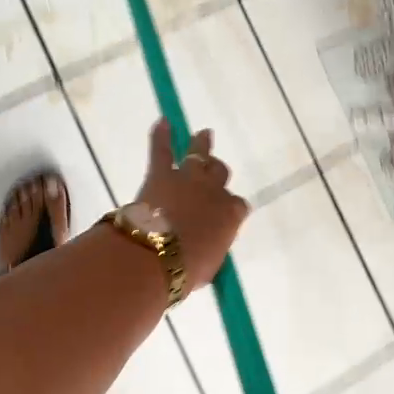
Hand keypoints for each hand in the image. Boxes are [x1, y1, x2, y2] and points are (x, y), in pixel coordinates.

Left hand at [134, 120, 249, 291]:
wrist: (156, 256)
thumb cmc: (185, 271)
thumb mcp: (208, 266)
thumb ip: (210, 250)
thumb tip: (204, 249)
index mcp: (231, 215)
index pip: (237, 207)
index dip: (228, 209)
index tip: (221, 216)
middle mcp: (214, 190)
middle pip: (220, 174)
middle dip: (216, 174)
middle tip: (212, 173)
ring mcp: (188, 177)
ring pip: (199, 154)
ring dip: (201, 144)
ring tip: (203, 134)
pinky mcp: (162, 173)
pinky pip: (162, 148)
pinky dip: (161, 135)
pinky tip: (162, 121)